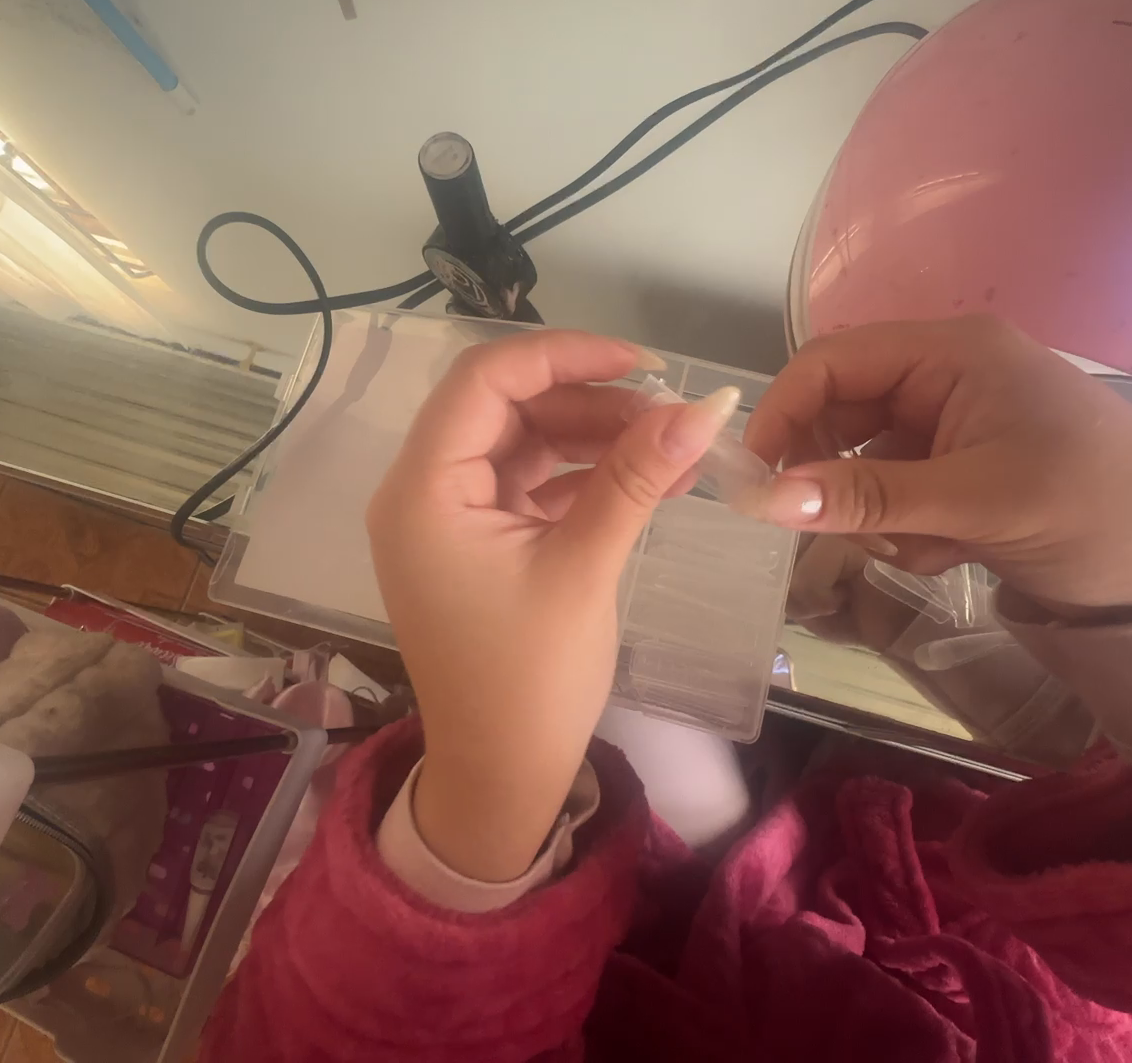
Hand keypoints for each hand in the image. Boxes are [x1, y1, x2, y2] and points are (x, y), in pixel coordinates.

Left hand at [368, 331, 738, 881]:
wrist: (502, 776)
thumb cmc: (531, 681)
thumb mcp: (584, 568)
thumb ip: (637, 478)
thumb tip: (708, 406)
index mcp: (423, 491)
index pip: (484, 381)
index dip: (564, 356)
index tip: (643, 363)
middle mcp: (423, 492)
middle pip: (506, 409)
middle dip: (590, 404)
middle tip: (669, 418)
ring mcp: (450, 519)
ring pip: (524, 446)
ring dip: (594, 441)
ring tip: (670, 450)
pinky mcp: (479, 542)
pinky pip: (530, 487)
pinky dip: (582, 480)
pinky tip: (642, 483)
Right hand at [744, 317, 1131, 618]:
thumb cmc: (1094, 509)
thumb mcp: (976, 501)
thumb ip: (867, 496)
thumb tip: (766, 501)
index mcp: (950, 352)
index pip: (831, 363)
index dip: (783, 413)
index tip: (756, 480)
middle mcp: (940, 377)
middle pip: (838, 413)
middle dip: (835, 476)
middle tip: (844, 528)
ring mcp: (946, 425)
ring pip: (858, 461)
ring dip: (873, 512)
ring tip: (925, 546)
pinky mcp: (952, 468)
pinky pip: (888, 492)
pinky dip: (900, 528)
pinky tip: (947, 550)